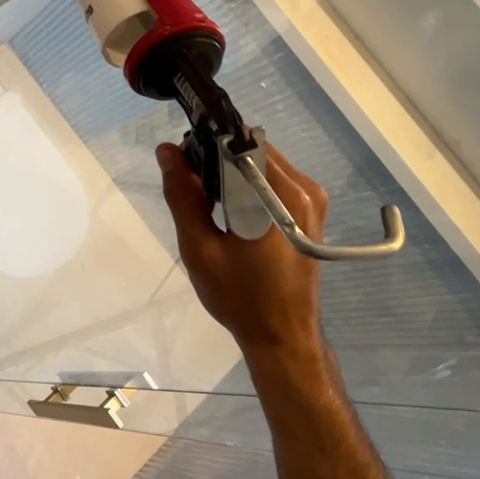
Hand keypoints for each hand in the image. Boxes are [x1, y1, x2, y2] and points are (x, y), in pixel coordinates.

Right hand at [157, 140, 327, 355]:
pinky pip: (274, 179)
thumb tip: (167, 150)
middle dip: (217, 158)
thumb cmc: (239, 295)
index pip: (237, 143)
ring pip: (262, 162)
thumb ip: (183, 195)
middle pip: (252, 148)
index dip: (205, 146)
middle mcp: (303, 188)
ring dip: (232, 171)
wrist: (282, 336)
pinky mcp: (312, 211)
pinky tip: (231, 212)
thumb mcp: (200, 247)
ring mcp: (312, 199)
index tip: (181, 166)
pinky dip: (248, 184)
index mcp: (278, 195)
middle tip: (191, 189)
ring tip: (208, 204)